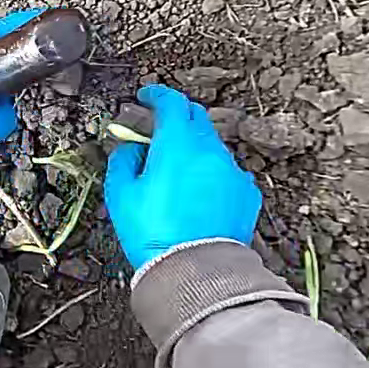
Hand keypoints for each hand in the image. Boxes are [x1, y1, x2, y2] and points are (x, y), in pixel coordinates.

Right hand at [105, 84, 261, 275]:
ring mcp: (233, 171)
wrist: (195, 272)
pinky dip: (212, 172)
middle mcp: (210, 150)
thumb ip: (123, 160)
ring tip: (177, 170)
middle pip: (196, 117)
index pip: (171, 102)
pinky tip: (199, 192)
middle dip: (177, 117)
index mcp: (178, 143)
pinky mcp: (247, 193)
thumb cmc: (153, 232)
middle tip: (159, 131)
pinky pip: (228, 171)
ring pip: (213, 145)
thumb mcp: (121, 194)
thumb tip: (131, 148)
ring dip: (195, 147)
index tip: (146, 97)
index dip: (157, 94)